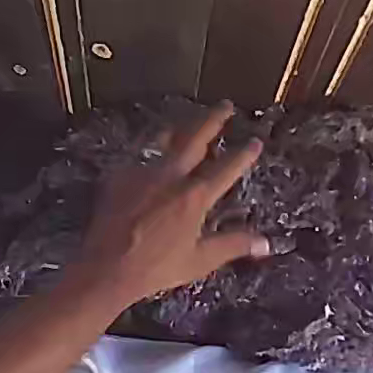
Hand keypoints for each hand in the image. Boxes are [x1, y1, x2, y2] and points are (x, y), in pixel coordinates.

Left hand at [66, 102, 268, 306]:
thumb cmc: (156, 267)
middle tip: (225, 105)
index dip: (244, 154)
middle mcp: (170, 176)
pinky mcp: (119, 176)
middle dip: (213, 120)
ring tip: (187, 122)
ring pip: (164, 140)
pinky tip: (149, 153)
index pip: (227, 168)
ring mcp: (142, 173)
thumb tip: (266, 243)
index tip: (255, 141)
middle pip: (196, 139)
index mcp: (194, 196)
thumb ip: (233, 245)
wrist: (107, 267)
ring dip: (180, 129)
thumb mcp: (200, 260)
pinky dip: (149, 150)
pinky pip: (138, 155)